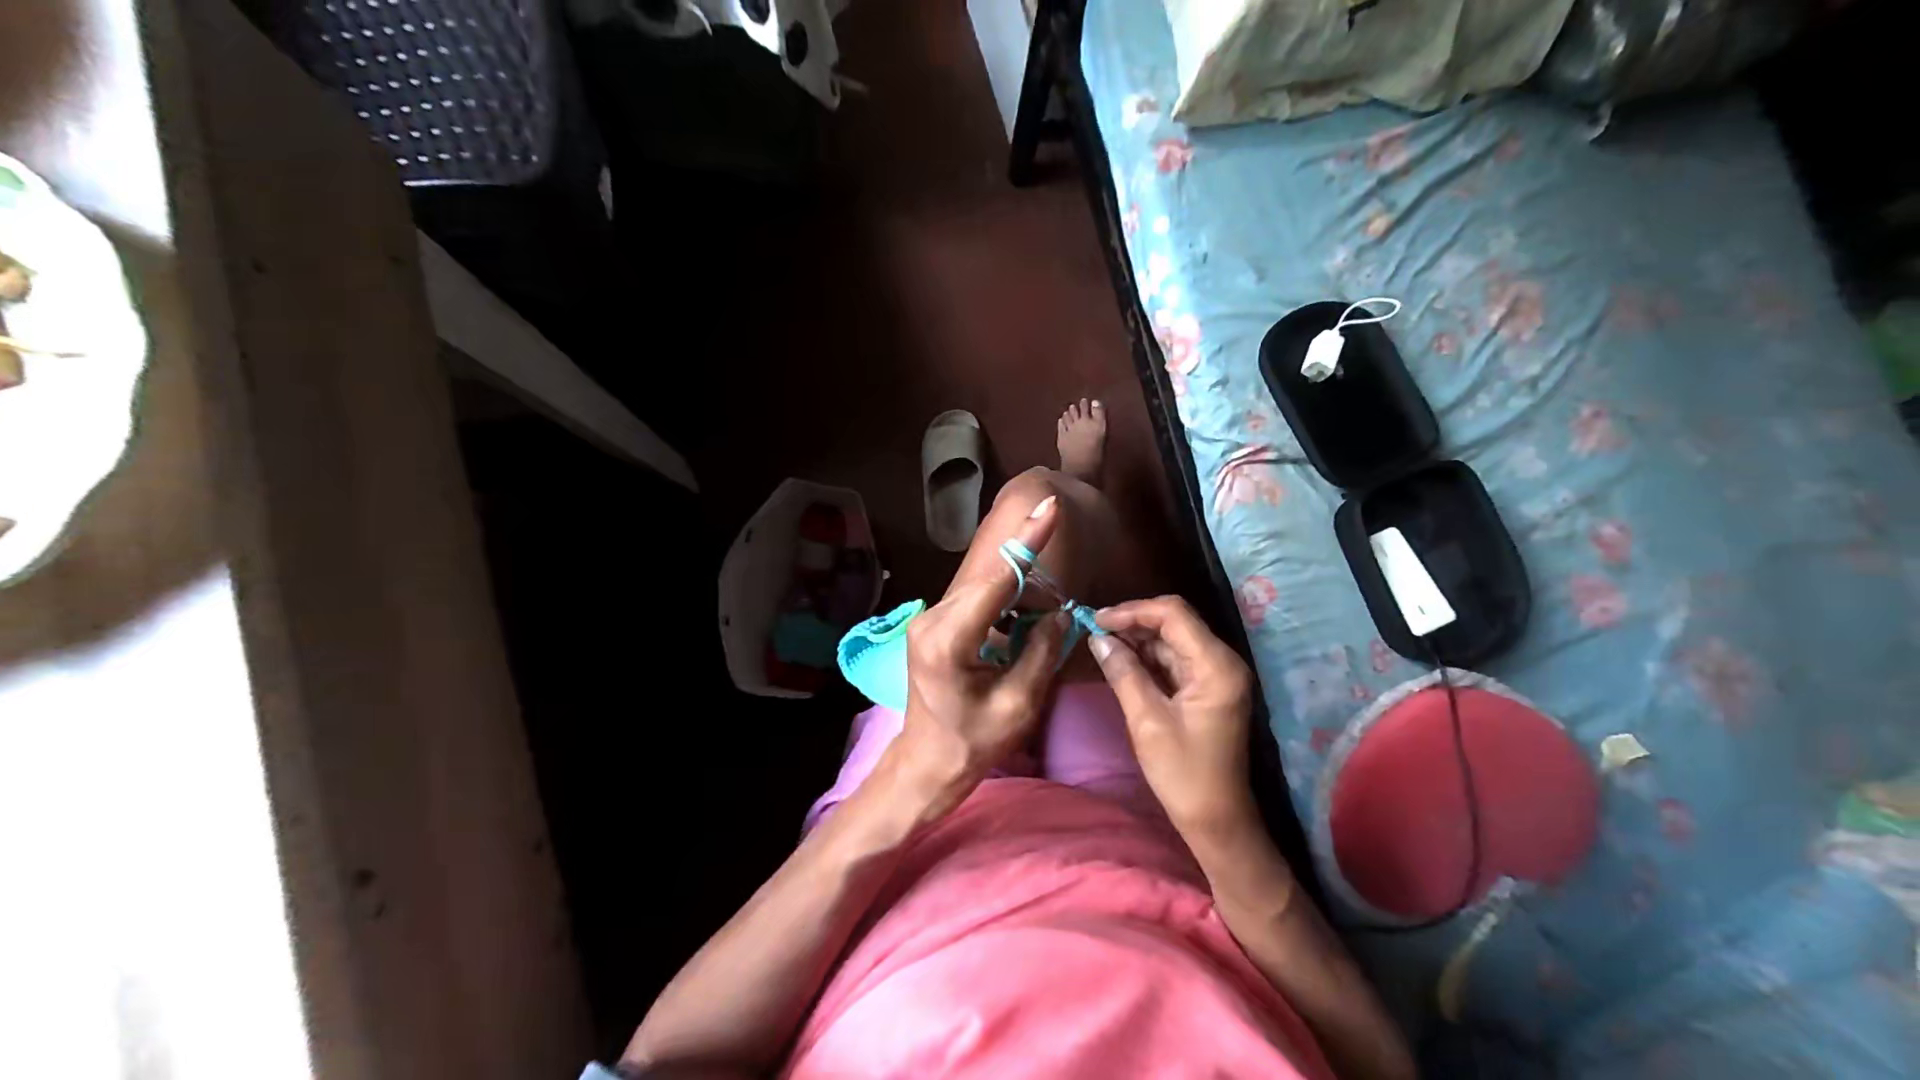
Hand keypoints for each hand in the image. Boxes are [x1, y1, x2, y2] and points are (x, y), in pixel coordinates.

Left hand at [889, 497, 1069, 816]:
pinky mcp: (933, 625)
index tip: (1049, 506)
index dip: (1027, 542)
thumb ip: (1041, 651)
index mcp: (948, 639)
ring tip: (1039, 621)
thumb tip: (1058, 612)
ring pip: (983, 588)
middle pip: (990, 580)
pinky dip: (1002, 603)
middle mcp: (931, 620)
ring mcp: (928, 620)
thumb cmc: (972, 743)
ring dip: (1016, 592)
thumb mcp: (1019, 703)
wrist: (927, 763)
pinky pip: (975, 601)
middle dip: (1028, 574)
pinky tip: (1018, 624)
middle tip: (1058, 596)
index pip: (995, 580)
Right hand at [1088, 595, 1257, 840]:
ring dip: (1138, 637)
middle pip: (1175, 621)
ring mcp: (1215, 674)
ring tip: (1101, 641)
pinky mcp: (1206, 687)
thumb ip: (1123, 673)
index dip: (1133, 611)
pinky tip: (1121, 658)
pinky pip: (1174, 659)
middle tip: (1095, 629)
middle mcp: (1221, 661)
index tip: (1097, 620)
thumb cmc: (1183, 773)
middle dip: (1134, 620)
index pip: (1174, 614)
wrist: (1217, 819)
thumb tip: (1098, 639)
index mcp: (1215, 666)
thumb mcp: (1146, 720)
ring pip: (1172, 638)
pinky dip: (1147, 655)